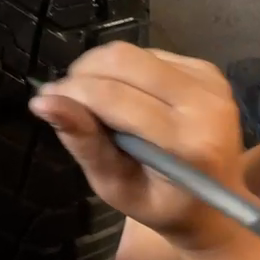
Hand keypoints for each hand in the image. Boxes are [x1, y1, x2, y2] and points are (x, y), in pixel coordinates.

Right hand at [31, 42, 258, 253]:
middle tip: (64, 95)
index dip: (73, 91)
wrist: (216, 206)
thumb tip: (43, 102)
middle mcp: (206, 103)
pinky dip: (125, 70)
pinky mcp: (208, 70)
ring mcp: (211, 82)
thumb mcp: (114, 186)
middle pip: (124, 61)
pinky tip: (124, 94)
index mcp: (187, 142)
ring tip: (91, 98)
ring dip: (101, 69)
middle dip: (82, 73)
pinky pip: (150, 54)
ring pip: (134, 53)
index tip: (43, 98)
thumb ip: (83, 142)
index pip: (115, 96)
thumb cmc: (161, 205)